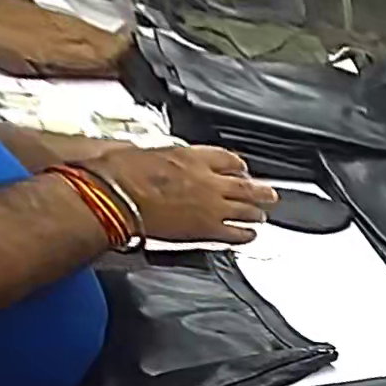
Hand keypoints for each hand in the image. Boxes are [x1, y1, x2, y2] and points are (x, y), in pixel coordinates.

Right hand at [81, 145, 277, 243]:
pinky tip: (251, 235)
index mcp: (190, 156)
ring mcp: (213, 207)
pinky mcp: (210, 230)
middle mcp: (208, 181)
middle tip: (270, 194)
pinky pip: (237, 233)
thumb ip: (161, 156)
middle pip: (245, 186)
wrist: (115, 198)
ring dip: (256, 213)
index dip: (238, 166)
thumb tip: (156, 157)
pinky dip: (247, 234)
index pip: (227, 159)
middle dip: (260, 191)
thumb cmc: (118, 173)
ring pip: (247, 210)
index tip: (241, 170)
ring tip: (261, 215)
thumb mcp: (140, 150)